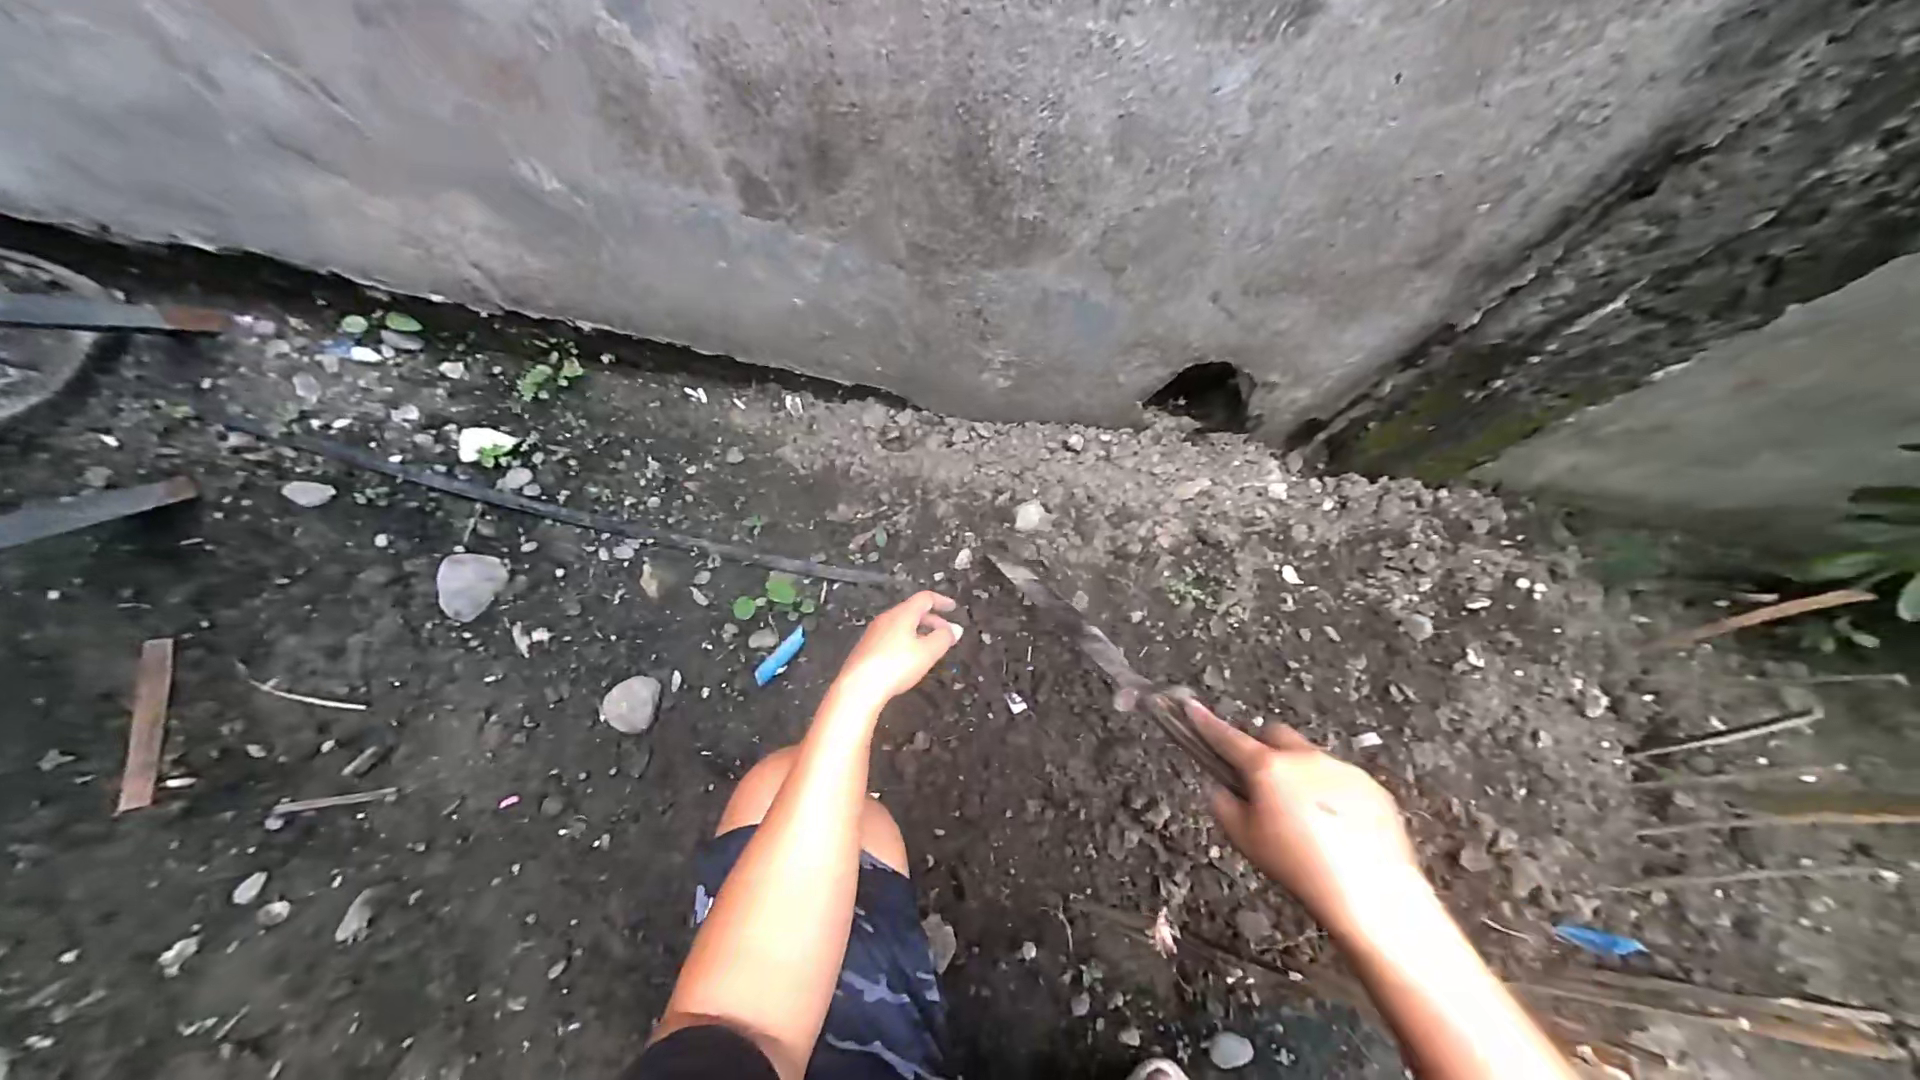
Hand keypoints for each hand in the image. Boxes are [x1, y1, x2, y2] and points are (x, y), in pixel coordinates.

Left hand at [834, 592, 963, 703]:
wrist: (858, 687)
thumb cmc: (895, 666)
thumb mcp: (927, 652)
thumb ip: (944, 638)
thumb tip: (954, 629)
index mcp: (902, 614)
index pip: (924, 598)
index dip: (941, 601)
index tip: (952, 607)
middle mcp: (886, 618)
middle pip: (912, 611)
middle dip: (932, 620)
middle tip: (946, 632)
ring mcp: (874, 633)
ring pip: (901, 625)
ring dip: (919, 631)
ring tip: (930, 647)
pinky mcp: (866, 648)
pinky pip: (891, 636)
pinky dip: (906, 640)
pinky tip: (908, 658)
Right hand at [1189, 701, 1426, 940]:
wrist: (1371, 896)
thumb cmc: (1301, 870)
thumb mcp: (1244, 839)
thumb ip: (1222, 803)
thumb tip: (1220, 787)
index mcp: (1267, 768)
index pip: (1226, 736)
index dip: (1205, 722)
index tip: (1191, 707)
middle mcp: (1304, 759)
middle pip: (1273, 735)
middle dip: (1265, 750)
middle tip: (1262, 783)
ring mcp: (1340, 769)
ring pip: (1309, 758)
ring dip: (1300, 776)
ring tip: (1306, 821)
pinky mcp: (1371, 787)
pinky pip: (1342, 779)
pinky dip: (1332, 795)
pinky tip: (1335, 830)